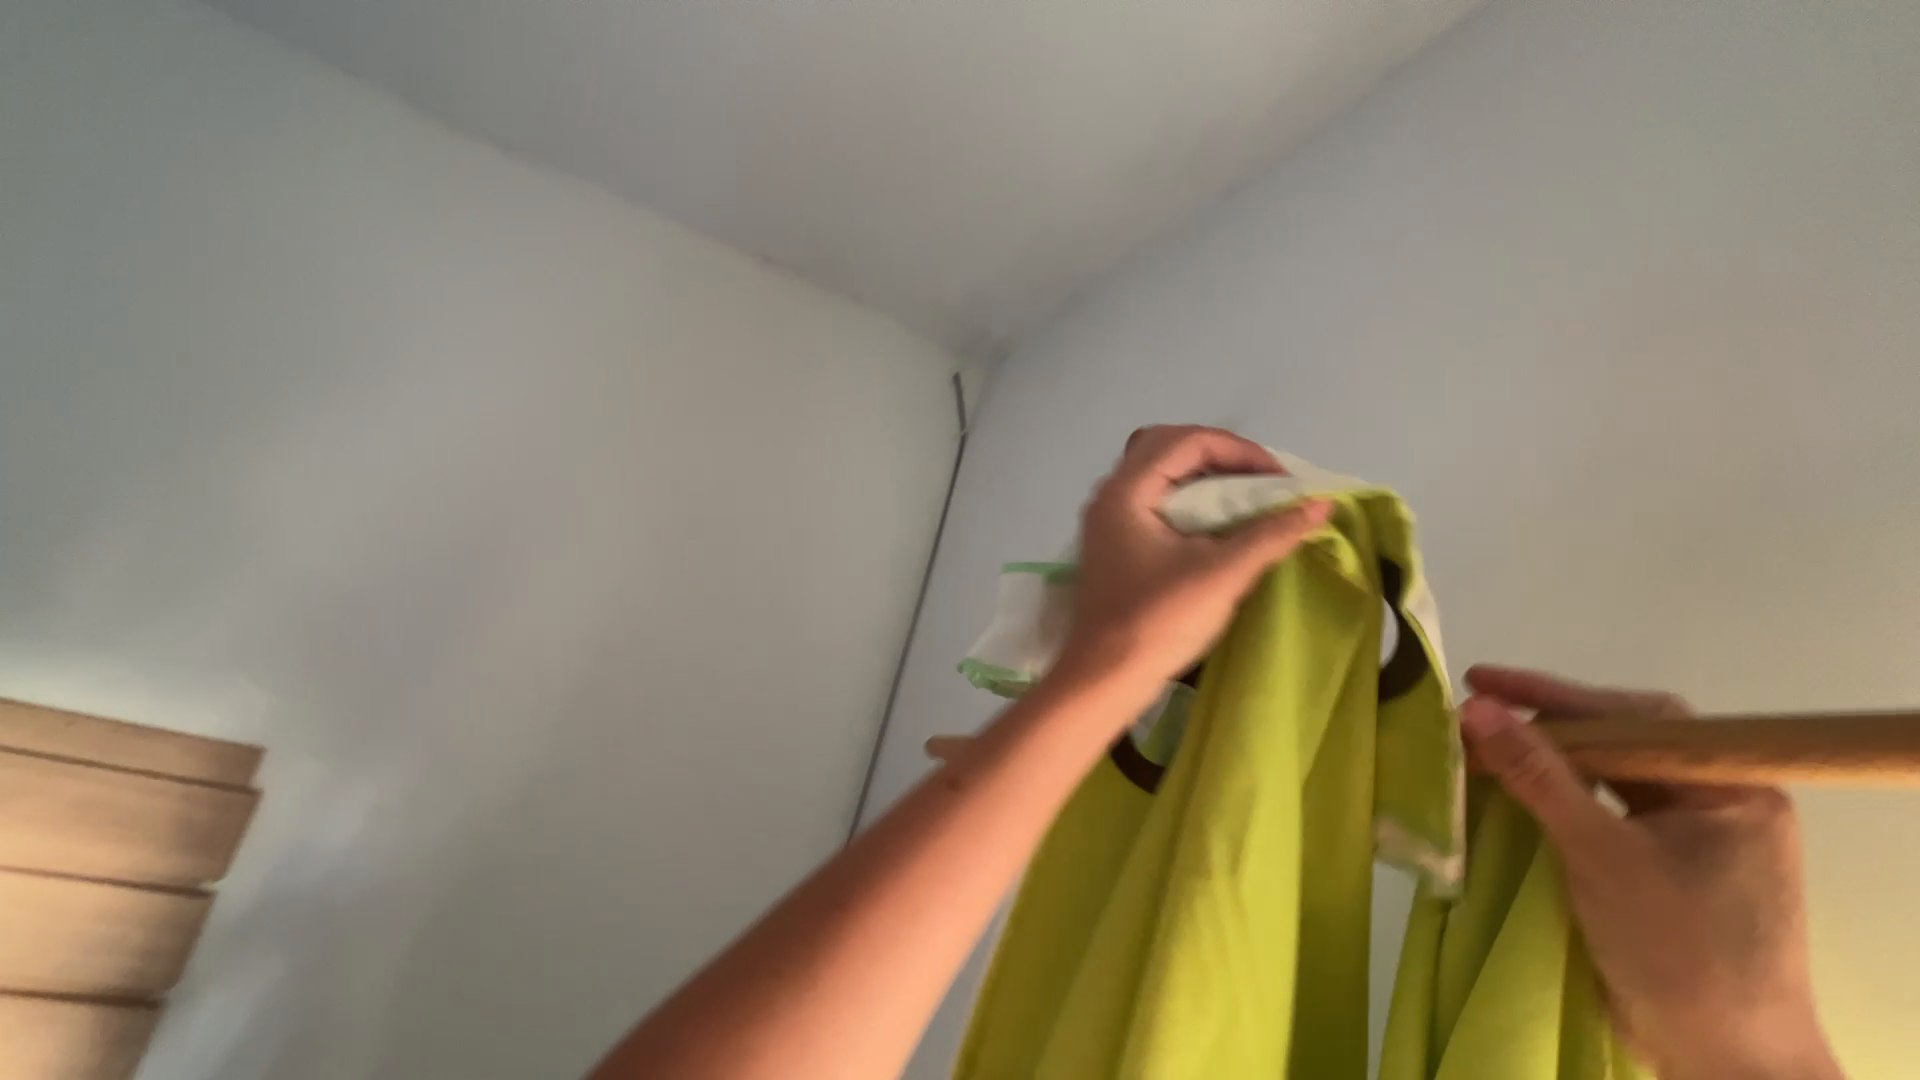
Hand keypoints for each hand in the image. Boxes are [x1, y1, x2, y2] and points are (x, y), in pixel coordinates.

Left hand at [1057, 425, 1329, 692]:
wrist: (1105, 676)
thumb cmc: (1159, 622)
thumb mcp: (1221, 575)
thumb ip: (1271, 534)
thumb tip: (1321, 503)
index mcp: (1125, 492)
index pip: (1186, 442)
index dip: (1240, 451)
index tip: (1281, 479)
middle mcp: (1109, 495)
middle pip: (1167, 447)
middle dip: (1220, 455)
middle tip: (1261, 480)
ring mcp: (1107, 520)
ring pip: (1157, 472)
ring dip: (1202, 476)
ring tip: (1244, 498)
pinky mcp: (1113, 543)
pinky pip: (1152, 499)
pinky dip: (1186, 499)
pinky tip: (1214, 524)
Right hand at [1459, 665, 1843, 1079]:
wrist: (1717, 1060)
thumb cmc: (1677, 947)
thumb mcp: (1599, 852)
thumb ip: (1538, 775)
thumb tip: (1473, 708)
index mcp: (1730, 789)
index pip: (1636, 717)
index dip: (1554, 693)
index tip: (1481, 681)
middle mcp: (1715, 801)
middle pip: (1619, 740)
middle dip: (1545, 723)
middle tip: (1474, 707)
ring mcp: (1687, 835)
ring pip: (1604, 774)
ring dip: (1543, 758)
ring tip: (1480, 742)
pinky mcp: (1657, 864)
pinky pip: (1597, 808)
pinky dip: (1550, 794)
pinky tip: (1510, 787)